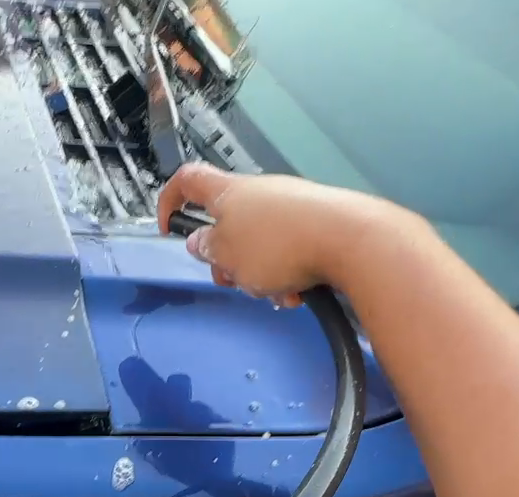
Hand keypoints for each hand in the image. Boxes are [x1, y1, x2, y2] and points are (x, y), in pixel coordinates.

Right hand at [156, 163, 402, 305]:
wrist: (350, 240)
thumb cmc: (281, 244)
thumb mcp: (227, 254)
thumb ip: (207, 249)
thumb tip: (200, 242)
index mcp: (228, 193)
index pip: (187, 181)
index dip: (170, 201)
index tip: (169, 228)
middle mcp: (258, 193)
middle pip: (226, 226)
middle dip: (225, 260)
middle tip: (231, 279)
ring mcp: (289, 207)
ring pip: (257, 246)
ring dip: (258, 274)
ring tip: (273, 292)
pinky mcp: (315, 223)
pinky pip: (287, 253)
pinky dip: (286, 275)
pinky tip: (296, 292)